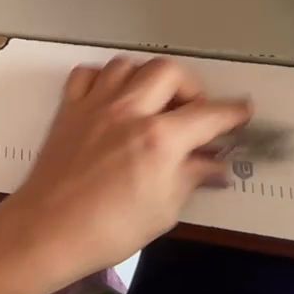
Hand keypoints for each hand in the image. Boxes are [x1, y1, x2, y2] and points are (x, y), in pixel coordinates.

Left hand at [0, 58, 251, 293]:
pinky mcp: (68, 108)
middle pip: (168, 71)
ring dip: (147, 78)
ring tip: (154, 105)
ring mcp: (93, 104)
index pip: (207, 114)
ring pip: (127, 65)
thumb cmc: (112, 228)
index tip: (243, 112)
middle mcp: (127, 110)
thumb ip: (191, 176)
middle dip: (190, 87)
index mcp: (158, 138)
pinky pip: (87, 74)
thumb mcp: (165, 209)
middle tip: (193, 113)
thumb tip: (214, 163)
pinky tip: (112, 99)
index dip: (232, 112)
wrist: (50, 227)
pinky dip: (104, 78)